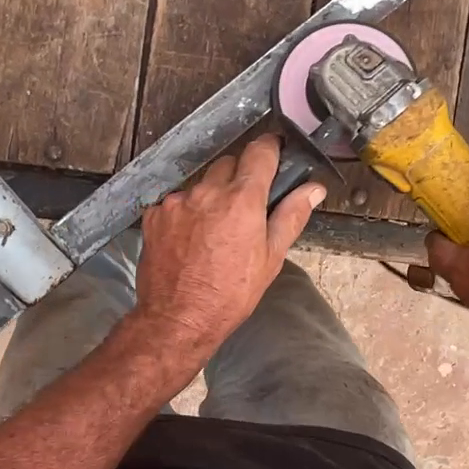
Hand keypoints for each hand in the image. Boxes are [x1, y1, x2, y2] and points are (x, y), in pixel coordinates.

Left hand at [132, 135, 324, 359]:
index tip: (274, 151)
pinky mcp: (155, 214)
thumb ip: (291, 216)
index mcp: (241, 200)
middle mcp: (207, 192)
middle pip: (228, 164)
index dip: (270, 148)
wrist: (177, 319)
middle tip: (245, 207)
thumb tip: (313, 189)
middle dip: (239, 177)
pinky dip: (186, 212)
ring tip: (214, 231)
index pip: (259, 151)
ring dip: (211, 196)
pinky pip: (176, 201)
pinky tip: (190, 239)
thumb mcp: (270, 258)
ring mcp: (177, 202)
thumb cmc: (228, 294)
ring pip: (201, 183)